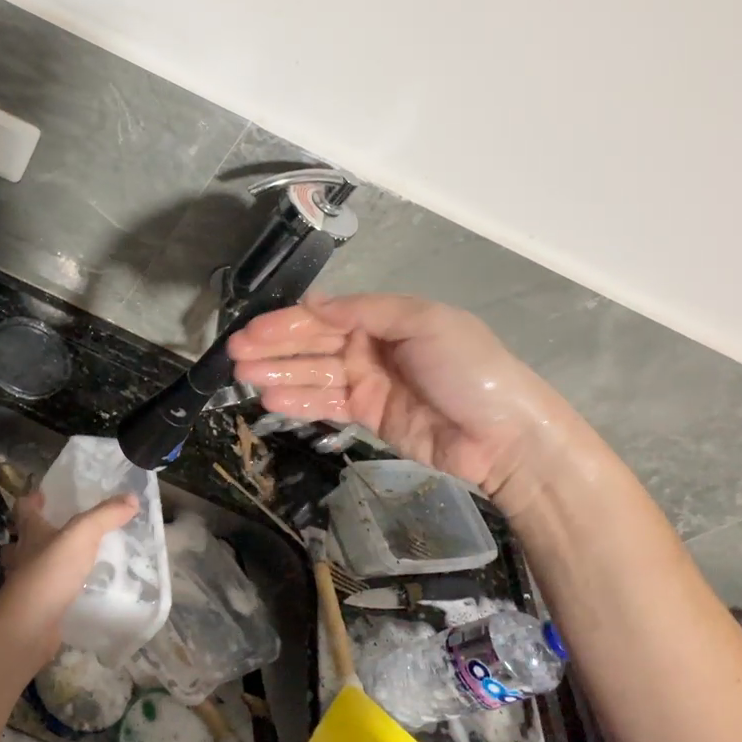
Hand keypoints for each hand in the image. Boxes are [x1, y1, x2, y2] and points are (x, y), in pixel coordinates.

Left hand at [0, 493, 140, 659]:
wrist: (30, 626)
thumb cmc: (50, 571)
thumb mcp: (83, 535)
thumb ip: (106, 516)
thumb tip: (132, 497)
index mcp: (29, 533)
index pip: (23, 509)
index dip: (31, 500)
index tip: (43, 496)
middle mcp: (21, 556)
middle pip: (22, 539)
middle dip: (37, 534)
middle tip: (62, 531)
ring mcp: (23, 585)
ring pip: (30, 568)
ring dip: (45, 564)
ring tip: (71, 564)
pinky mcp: (33, 610)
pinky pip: (44, 595)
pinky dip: (55, 592)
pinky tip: (74, 594)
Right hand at [227, 293, 591, 514]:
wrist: (506, 438)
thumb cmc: (469, 369)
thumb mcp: (425, 322)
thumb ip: (366, 311)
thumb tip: (314, 304)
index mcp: (384, 318)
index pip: (325, 316)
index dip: (287, 322)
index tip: (253, 330)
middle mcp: (371, 346)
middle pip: (312, 344)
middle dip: (273, 347)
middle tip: (235, 354)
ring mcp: (368, 382)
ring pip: (313, 374)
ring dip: (278, 374)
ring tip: (243, 377)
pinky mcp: (369, 416)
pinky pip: (326, 403)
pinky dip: (299, 401)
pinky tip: (271, 400)